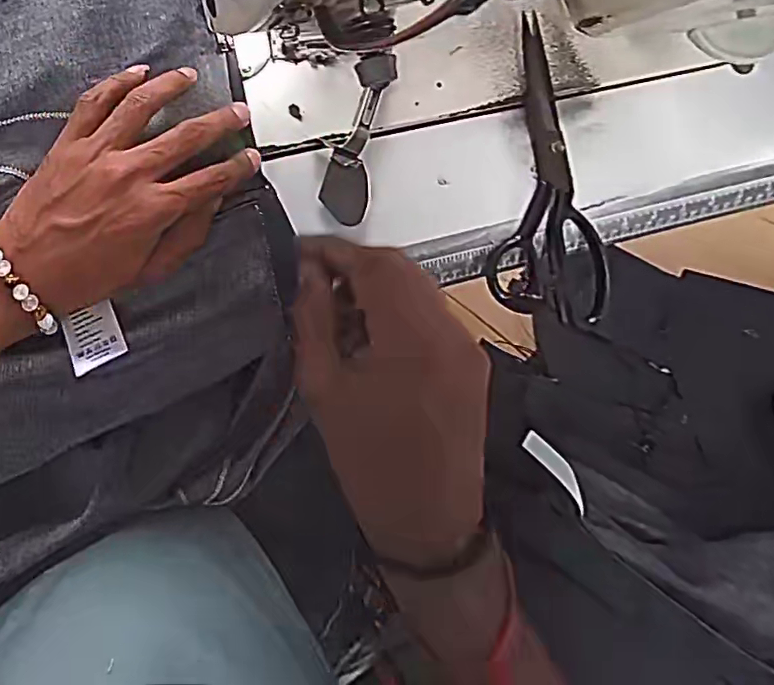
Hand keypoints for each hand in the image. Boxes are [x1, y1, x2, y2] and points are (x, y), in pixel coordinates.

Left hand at [0, 65, 258, 319]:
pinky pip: (94, 102)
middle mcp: (128, 174)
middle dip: (220, 120)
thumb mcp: (146, 270)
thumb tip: (211, 203)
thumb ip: (186, 235)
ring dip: (170, 86)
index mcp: (151, 209)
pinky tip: (135, 74)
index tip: (247, 158)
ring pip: (141, 105)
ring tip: (187, 77)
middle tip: (236, 112)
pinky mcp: (69, 144)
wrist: (25, 271)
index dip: (236, 166)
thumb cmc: (82, 275)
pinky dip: (117, 83)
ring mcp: (97, 154)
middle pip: (187, 135)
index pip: (209, 179)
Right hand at [292, 237, 490, 567]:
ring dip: (374, 282)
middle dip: (352, 263)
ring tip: (337, 308)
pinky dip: (395, 304)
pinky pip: (429, 309)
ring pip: (416, 283)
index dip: (333, 251)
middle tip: (315, 278)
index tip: (303, 253)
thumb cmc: (370, 463)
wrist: (429, 522)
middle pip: (399, 266)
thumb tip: (307, 275)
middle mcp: (449, 335)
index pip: (374, 265)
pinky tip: (367, 329)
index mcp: (412, 342)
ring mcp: (466, 346)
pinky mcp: (470, 359)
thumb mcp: (322, 386)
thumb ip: (312, 318)